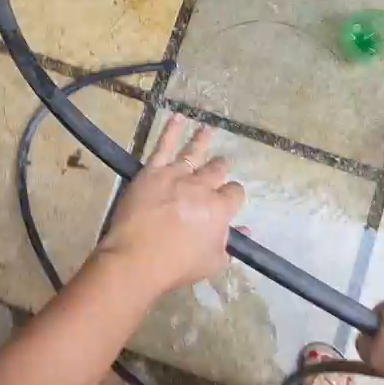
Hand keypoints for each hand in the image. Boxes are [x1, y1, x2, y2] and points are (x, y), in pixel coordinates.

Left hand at [95, 115, 245, 295]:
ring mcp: (176, 176)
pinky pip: (163, 146)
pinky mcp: (152, 172)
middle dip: (220, 168)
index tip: (228, 200)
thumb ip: (230, 244)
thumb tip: (247, 230)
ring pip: (194, 153)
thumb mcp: (213, 262)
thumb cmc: (176, 266)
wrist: (136, 259)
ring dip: (202, 140)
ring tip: (208, 129)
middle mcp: (201, 187)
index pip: (235, 193)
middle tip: (220, 166)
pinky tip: (177, 118)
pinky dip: (171, 130)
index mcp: (219, 209)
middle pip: (217, 170)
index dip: (233, 196)